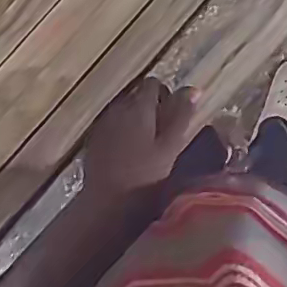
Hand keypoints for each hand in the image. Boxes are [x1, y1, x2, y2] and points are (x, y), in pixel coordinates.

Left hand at [82, 78, 198, 197]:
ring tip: (148, 147)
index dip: (165, 95)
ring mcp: (103, 123)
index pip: (152, 83)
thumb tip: (193, 89)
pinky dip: (122, 132)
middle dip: (151, 107)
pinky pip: (112, 126)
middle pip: (137, 95)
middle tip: (164, 135)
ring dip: (136, 120)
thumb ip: (181, 116)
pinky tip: (129, 155)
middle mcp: (117, 108)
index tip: (173, 117)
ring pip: (124, 111)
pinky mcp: (93, 139)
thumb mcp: (171, 147)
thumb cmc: (145, 176)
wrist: (106, 203)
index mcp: (138, 106)